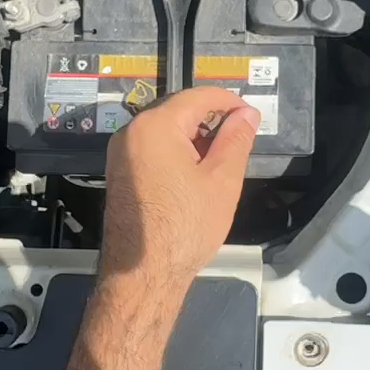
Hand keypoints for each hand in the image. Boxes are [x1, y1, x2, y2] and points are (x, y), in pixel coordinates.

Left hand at [97, 85, 260, 290]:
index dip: (228, 101)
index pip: (197, 97)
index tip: (250, 114)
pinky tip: (194, 174)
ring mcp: (120, 153)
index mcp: (155, 126)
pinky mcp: (119, 172)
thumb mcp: (222, 180)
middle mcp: (131, 132)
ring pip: (164, 129)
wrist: (143, 273)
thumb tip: (246, 114)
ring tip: (219, 161)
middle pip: (177, 109)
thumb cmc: (185, 227)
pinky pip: (151, 147)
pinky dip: (175, 151)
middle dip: (209, 119)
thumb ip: (236, 139)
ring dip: (193, 137)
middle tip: (238, 138)